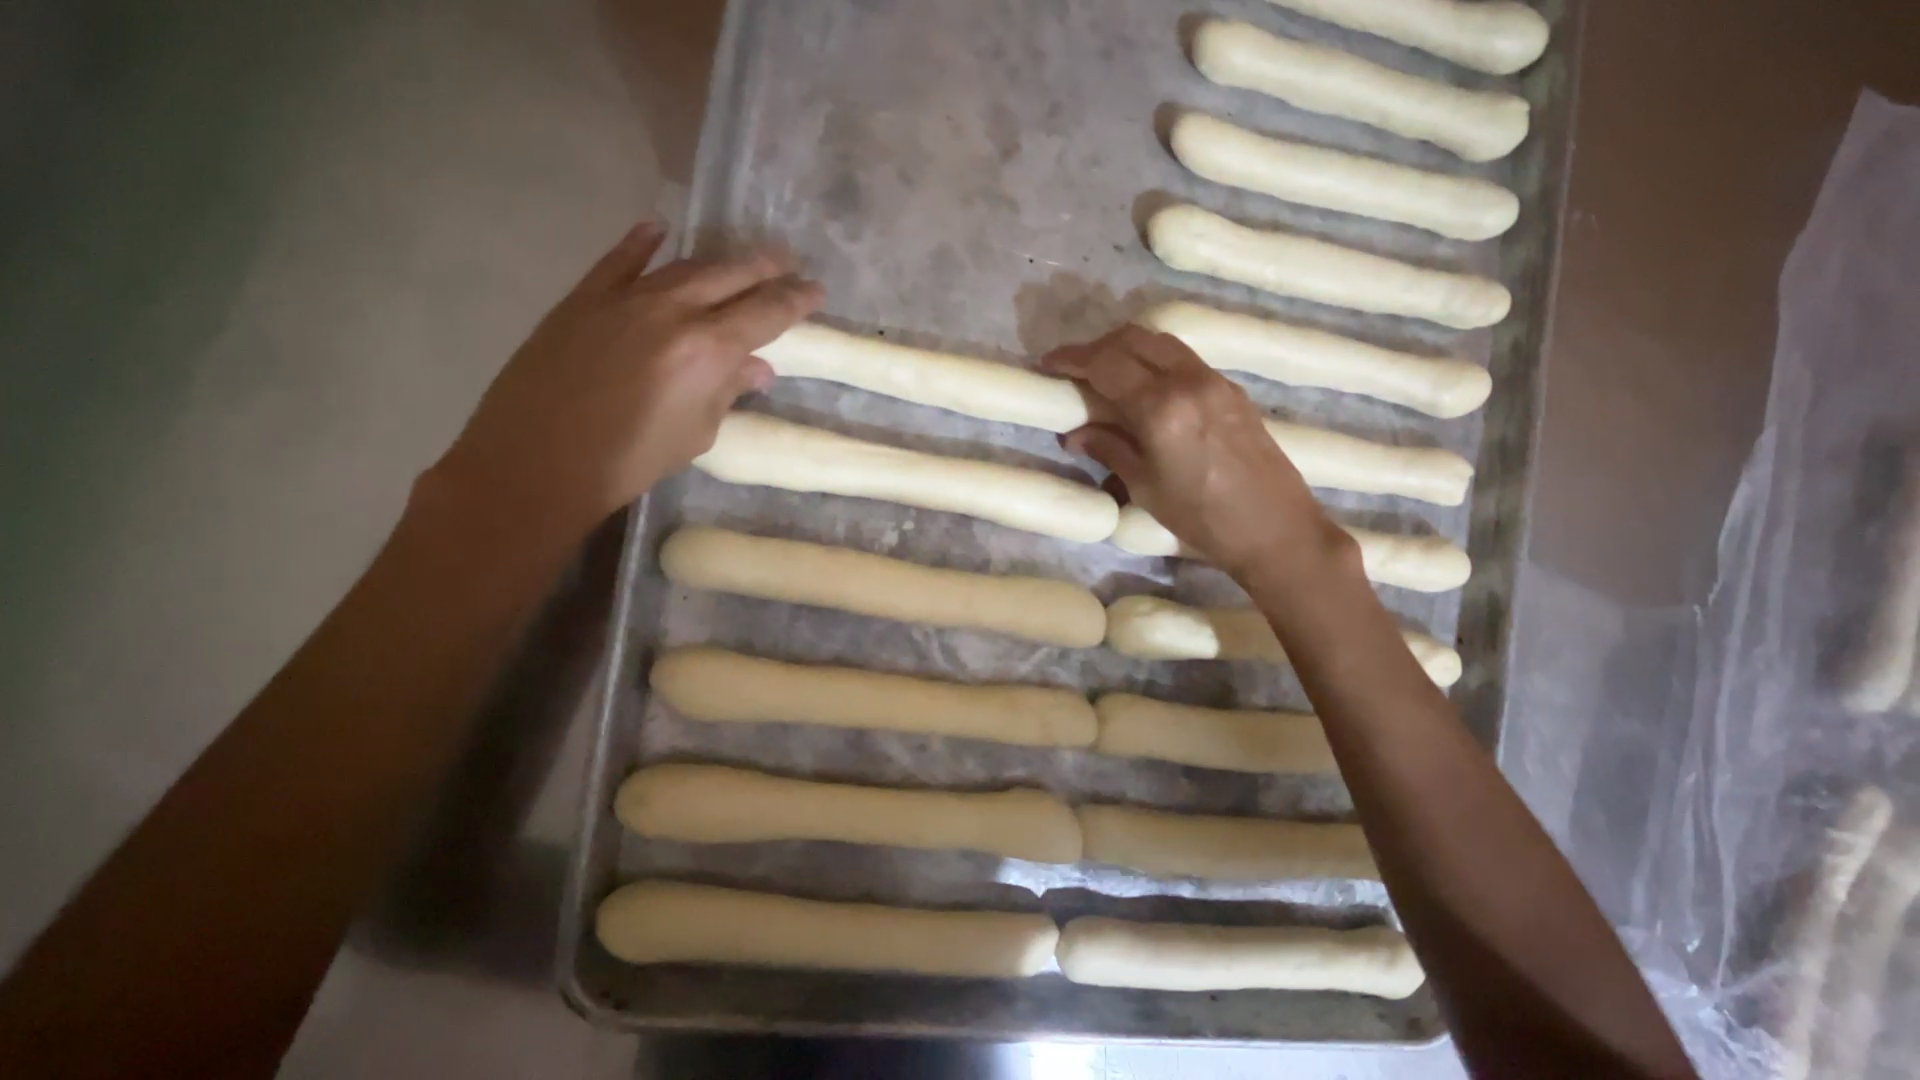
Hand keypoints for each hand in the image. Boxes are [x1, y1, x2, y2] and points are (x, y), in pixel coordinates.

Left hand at [430, 222, 822, 541]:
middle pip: (732, 274)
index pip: (767, 311)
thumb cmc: (629, 461)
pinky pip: (620, 260)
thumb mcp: (695, 433)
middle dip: (768, 267)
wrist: (537, 460)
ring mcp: (626, 297)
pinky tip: (659, 229)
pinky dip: (642, 243)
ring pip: (685, 265)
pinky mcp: (585, 297)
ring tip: (741, 259)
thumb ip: (728, 391)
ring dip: (720, 259)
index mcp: (708, 348)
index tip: (816, 291)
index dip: (797, 300)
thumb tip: (757, 367)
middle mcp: (673, 310)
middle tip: (790, 263)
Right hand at [1041, 325, 1349, 582]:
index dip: (1072, 360)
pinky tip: (1146, 388)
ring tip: (1107, 375)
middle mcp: (1188, 381)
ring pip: (1162, 343)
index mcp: (1161, 407)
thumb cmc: (1203, 519)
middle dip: (1098, 348)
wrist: (1276, 529)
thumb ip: (1110, 450)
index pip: (1106, 365)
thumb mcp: (1146, 488)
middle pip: (1133, 339)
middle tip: (1075, 369)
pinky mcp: (1232, 391)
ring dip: (1128, 349)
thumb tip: (1077, 434)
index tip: (1048, 365)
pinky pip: (1184, 359)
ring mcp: (1215, 382)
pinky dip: (1156, 361)